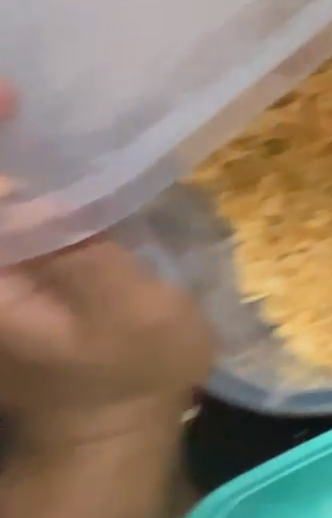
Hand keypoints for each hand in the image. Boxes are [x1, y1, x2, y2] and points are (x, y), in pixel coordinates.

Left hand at [0, 83, 211, 447]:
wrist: (106, 423)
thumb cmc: (132, 366)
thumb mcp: (127, 312)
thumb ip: (80, 250)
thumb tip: (30, 188)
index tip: (12, 95)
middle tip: (17, 94)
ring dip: (5, 159)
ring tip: (18, 109)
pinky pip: (2, 214)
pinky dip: (10, 183)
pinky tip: (26, 156)